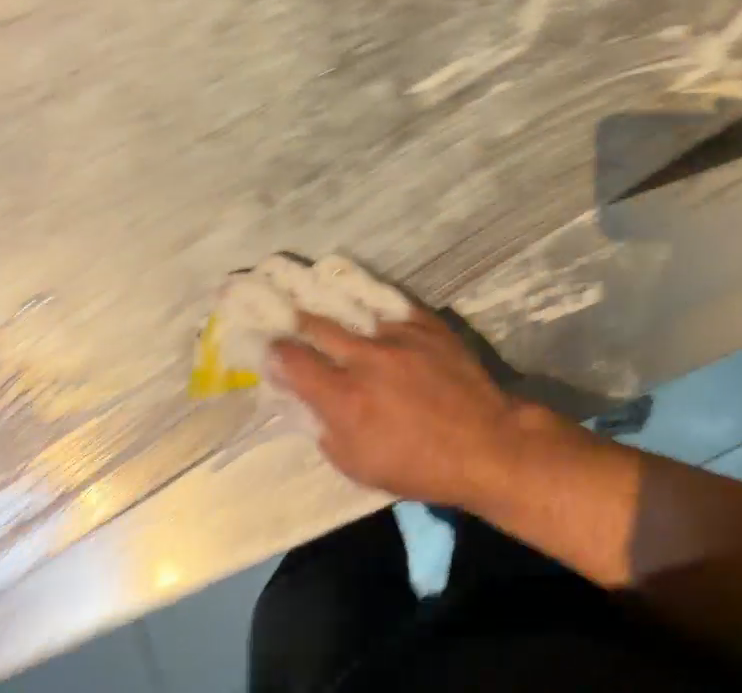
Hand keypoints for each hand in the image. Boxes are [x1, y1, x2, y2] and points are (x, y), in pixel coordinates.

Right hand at [268, 309, 554, 508]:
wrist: (484, 443)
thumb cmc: (418, 466)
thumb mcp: (357, 465)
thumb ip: (323, 427)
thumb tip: (301, 400)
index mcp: (344, 398)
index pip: (291, 361)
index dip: (268, 349)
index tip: (257, 340)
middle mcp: (366, 358)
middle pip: (314, 324)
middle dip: (283, 311)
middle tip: (258, 295)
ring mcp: (398, 335)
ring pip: (348, 305)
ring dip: (316, 293)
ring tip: (288, 274)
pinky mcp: (425, 323)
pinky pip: (386, 301)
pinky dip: (362, 295)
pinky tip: (345, 281)